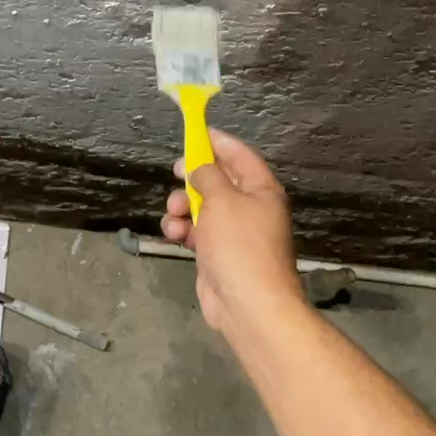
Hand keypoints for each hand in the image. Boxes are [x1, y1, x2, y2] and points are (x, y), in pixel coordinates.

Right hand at [161, 128, 302, 333]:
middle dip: (193, 176)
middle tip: (176, 172)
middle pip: (218, 179)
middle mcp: (250, 207)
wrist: (248, 305)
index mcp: (261, 190)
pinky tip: (175, 234)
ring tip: (174, 214)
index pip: (240, 155)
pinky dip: (183, 229)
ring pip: (202, 205)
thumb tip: (199, 168)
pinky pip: (197, 230)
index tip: (194, 131)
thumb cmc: (239, 245)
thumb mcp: (221, 199)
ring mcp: (234, 232)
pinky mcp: (218, 252)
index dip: (217, 141)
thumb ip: (206, 174)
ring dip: (182, 206)